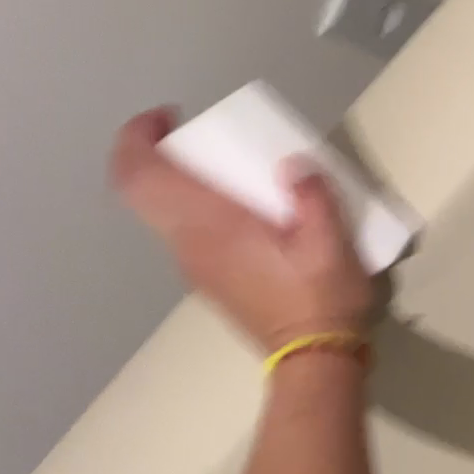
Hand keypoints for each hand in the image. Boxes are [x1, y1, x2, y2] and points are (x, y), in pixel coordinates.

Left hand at [111, 108, 374, 353]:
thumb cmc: (323, 298)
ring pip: (160, 211)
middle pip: (139, 189)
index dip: (139, 136)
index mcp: (214, 226)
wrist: (313, 356)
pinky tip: (241, 214)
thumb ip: (314, 199)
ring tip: (220, 172)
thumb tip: (293, 164)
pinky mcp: (210, 279)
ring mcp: (195, 264)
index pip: (143, 174)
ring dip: (175, 182)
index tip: (168, 116)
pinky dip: (194, 208)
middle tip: (185, 136)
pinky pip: (184, 231)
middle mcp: (190, 242)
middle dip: (150, 153)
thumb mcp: (333, 245)